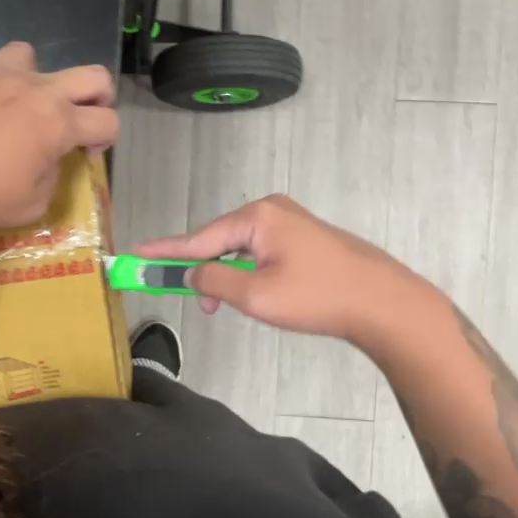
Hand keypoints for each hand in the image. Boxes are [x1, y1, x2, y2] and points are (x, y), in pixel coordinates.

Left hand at [0, 42, 117, 232]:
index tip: (86, 154)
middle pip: (92, 75)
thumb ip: (51, 178)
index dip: (105, 139)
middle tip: (79, 119)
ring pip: (34, 57)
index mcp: (58, 123)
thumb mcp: (29, 206)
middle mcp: (36, 89)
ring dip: (38, 80)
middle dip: (97, 97)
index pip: (107, 121)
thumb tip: (48, 161)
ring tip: (22, 106)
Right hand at [136, 195, 421, 342]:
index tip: (133, 256)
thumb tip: (192, 272)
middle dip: (203, 271)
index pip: (198, 238)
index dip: (164, 252)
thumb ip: (214, 280)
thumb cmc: (317, 297)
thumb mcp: (256, 294)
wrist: (385, 303)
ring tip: (227, 306)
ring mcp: (292, 223)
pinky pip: (261, 253)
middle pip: (219, 241)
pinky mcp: (306, 239)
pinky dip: (248, 273)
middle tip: (197, 306)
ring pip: (241, 249)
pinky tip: (254, 294)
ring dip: (228, 276)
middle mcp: (272, 211)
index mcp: (257, 217)